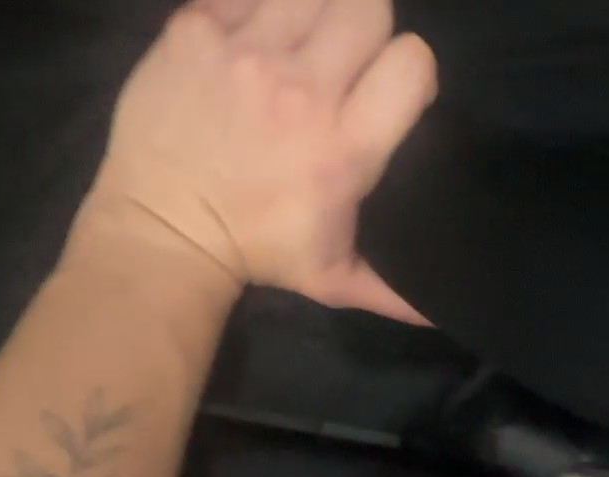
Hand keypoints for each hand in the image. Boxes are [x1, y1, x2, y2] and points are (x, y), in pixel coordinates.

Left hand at [72, 0, 435, 321]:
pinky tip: (253, 40)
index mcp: (345, 146)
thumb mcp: (337, 281)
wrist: (165, 229)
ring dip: (317, 12)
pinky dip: (259, 8)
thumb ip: (396, 293)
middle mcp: (303, 88)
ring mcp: (245, 50)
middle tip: (346, 64)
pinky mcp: (196, 27)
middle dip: (367, 32)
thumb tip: (443, 314)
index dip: (411, 72)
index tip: (393, 93)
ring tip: (302, 45)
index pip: (413, 61)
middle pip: (369, 7)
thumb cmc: (261, 255)